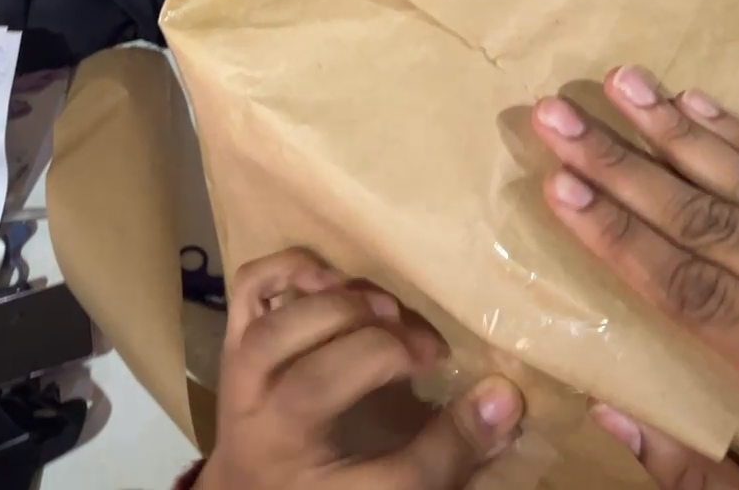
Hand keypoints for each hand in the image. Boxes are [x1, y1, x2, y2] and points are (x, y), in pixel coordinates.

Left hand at [197, 248, 524, 489]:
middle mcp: (264, 430)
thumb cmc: (326, 482)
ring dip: (342, 312)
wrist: (249, 481)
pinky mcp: (233, 335)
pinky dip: (292, 270)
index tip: (500, 393)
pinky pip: (250, 288)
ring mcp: (240, 375)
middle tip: (429, 348)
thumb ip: (448, 451)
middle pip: (316, 389)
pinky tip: (335, 280)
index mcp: (313, 488)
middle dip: (383, 354)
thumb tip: (505, 397)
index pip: (390, 476)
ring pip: (278, 332)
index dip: (452, 436)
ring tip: (387, 312)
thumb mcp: (388, 484)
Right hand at [530, 65, 738, 489]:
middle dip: (625, 165)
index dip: (623, 240)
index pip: (707, 300)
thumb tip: (609, 409)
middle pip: (724, 225)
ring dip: (680, 128)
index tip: (557, 186)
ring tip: (617, 82)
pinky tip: (698, 104)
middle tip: (558, 116)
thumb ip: (712, 482)